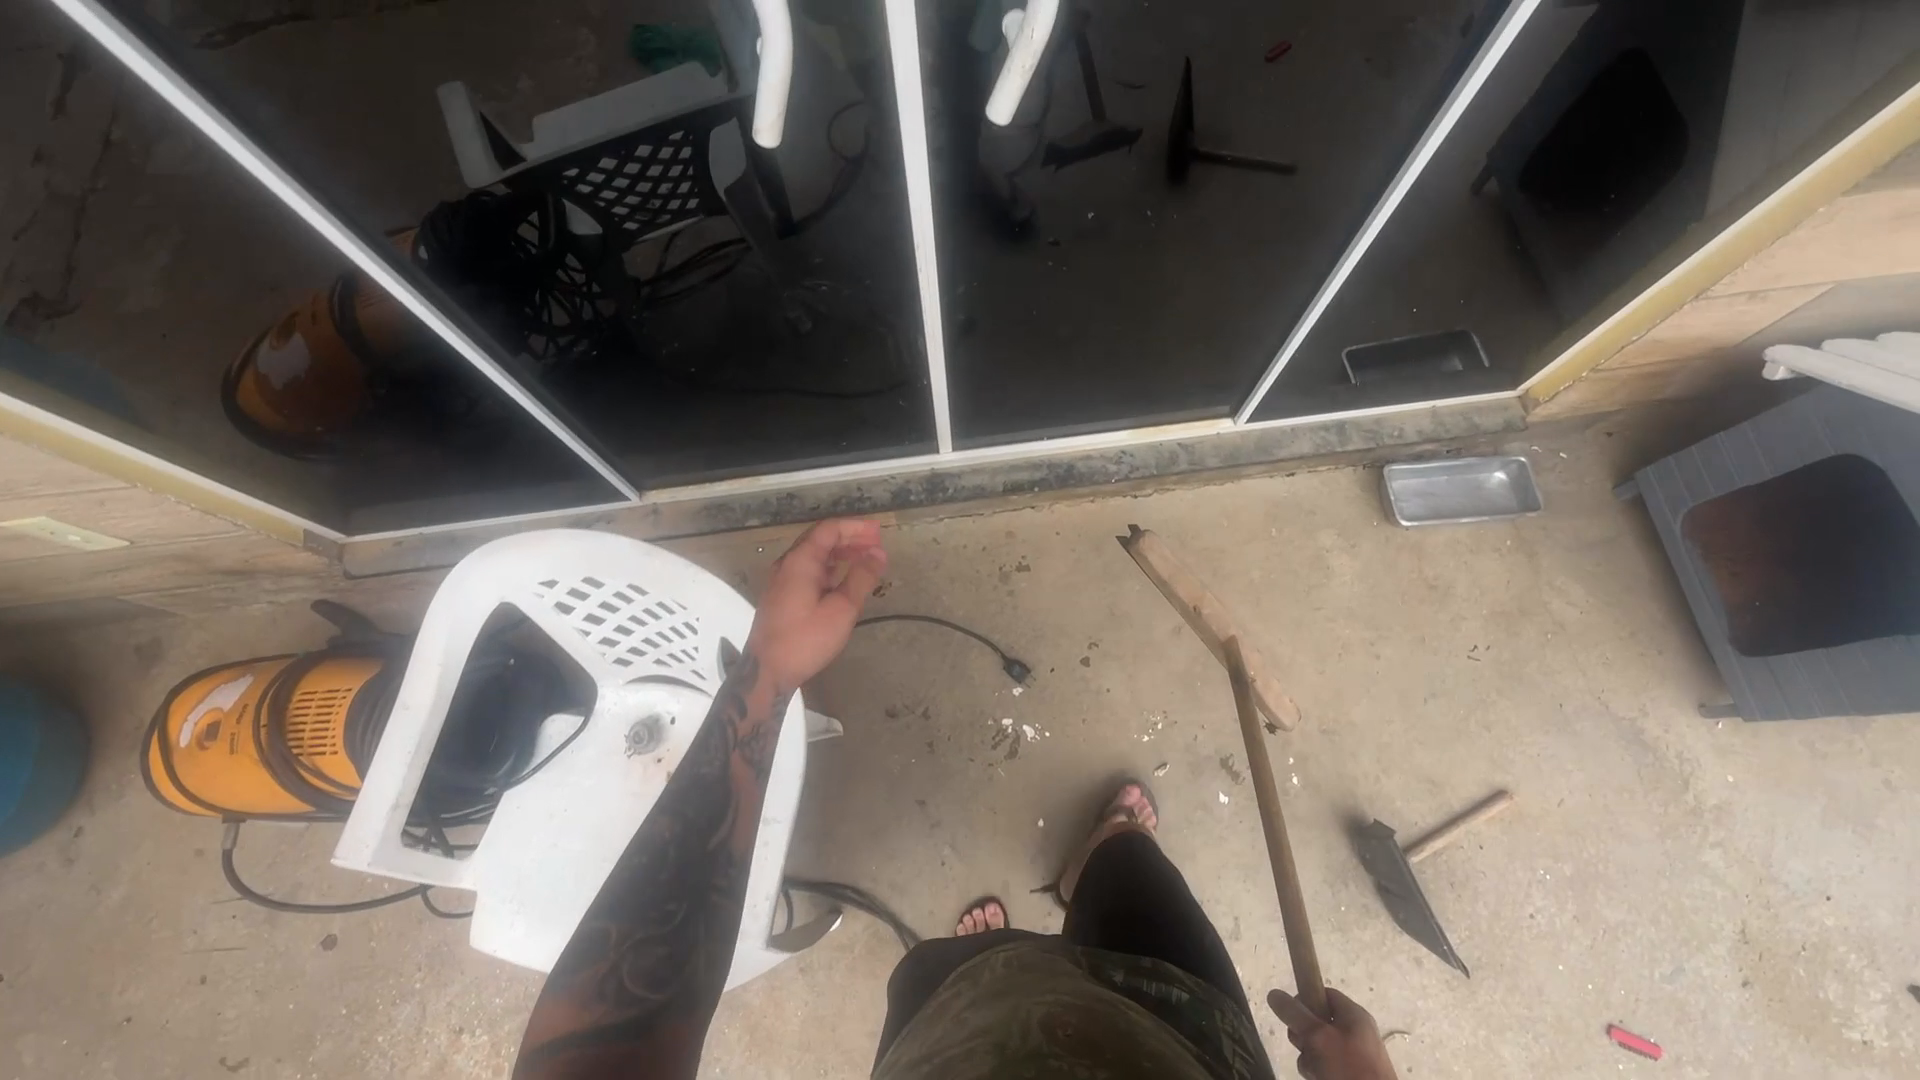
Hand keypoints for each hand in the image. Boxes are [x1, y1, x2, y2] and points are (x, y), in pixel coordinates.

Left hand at [745, 519, 887, 690]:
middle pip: (820, 539)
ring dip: (840, 554)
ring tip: (865, 561)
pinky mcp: (781, 596)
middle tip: (876, 545)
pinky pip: (807, 570)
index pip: (829, 530)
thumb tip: (878, 553)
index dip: (855, 527)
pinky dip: (829, 568)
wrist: (767, 671)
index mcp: (800, 561)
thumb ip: (861, 578)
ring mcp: (781, 580)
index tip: (878, 532)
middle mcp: (787, 564)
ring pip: (813, 555)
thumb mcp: (841, 609)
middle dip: (850, 539)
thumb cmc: (805, 639)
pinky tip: (842, 580)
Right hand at [1267, 988, 1398, 1079]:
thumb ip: (1294, 1014)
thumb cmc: (1350, 1069)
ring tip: (1316, 1070)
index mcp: (1354, 1016)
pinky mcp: (1349, 1075)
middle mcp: (1354, 1032)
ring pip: (1318, 1046)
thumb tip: (1274, 993)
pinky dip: (1317, 1070)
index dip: (1304, 1000)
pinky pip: (1325, 1064)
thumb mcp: (1318, 1037)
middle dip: (1303, 1035)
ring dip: (1308, 1057)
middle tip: (1304, 1045)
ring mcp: (1353, 1056)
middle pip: (1317, 1021)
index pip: (1323, 994)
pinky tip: (1318, 1078)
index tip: (1292, 1016)